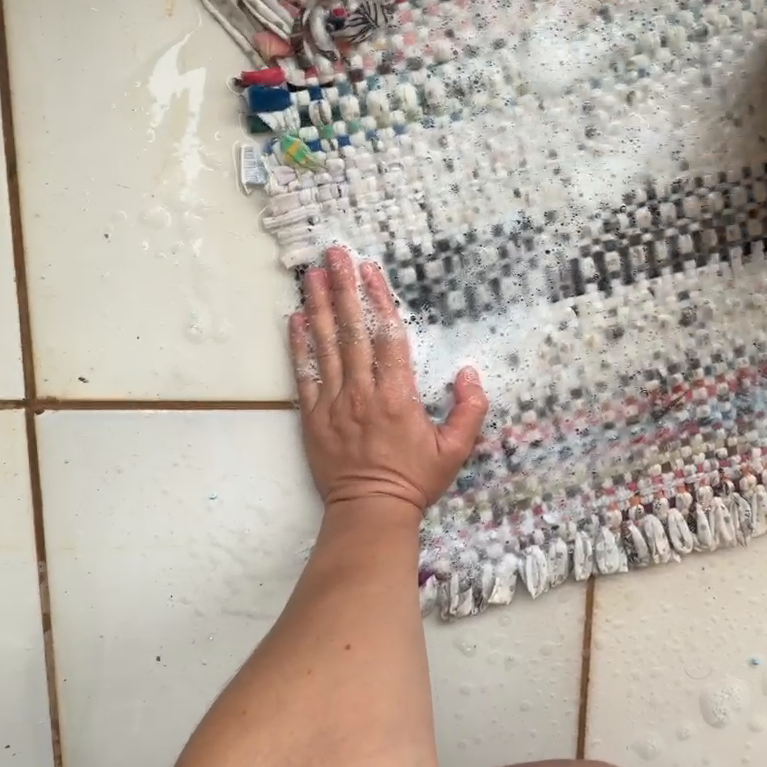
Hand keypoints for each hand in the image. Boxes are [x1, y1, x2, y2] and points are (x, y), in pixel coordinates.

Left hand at [289, 246, 488, 512]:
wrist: (370, 511)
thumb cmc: (414, 480)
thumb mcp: (455, 450)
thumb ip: (470, 410)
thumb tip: (470, 373)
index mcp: (398, 396)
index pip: (388, 337)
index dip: (379, 299)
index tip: (370, 270)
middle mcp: (363, 393)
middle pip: (352, 331)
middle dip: (344, 289)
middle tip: (335, 255)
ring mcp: (334, 403)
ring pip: (326, 345)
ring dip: (319, 306)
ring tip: (313, 275)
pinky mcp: (313, 417)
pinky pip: (304, 374)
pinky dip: (299, 344)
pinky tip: (296, 318)